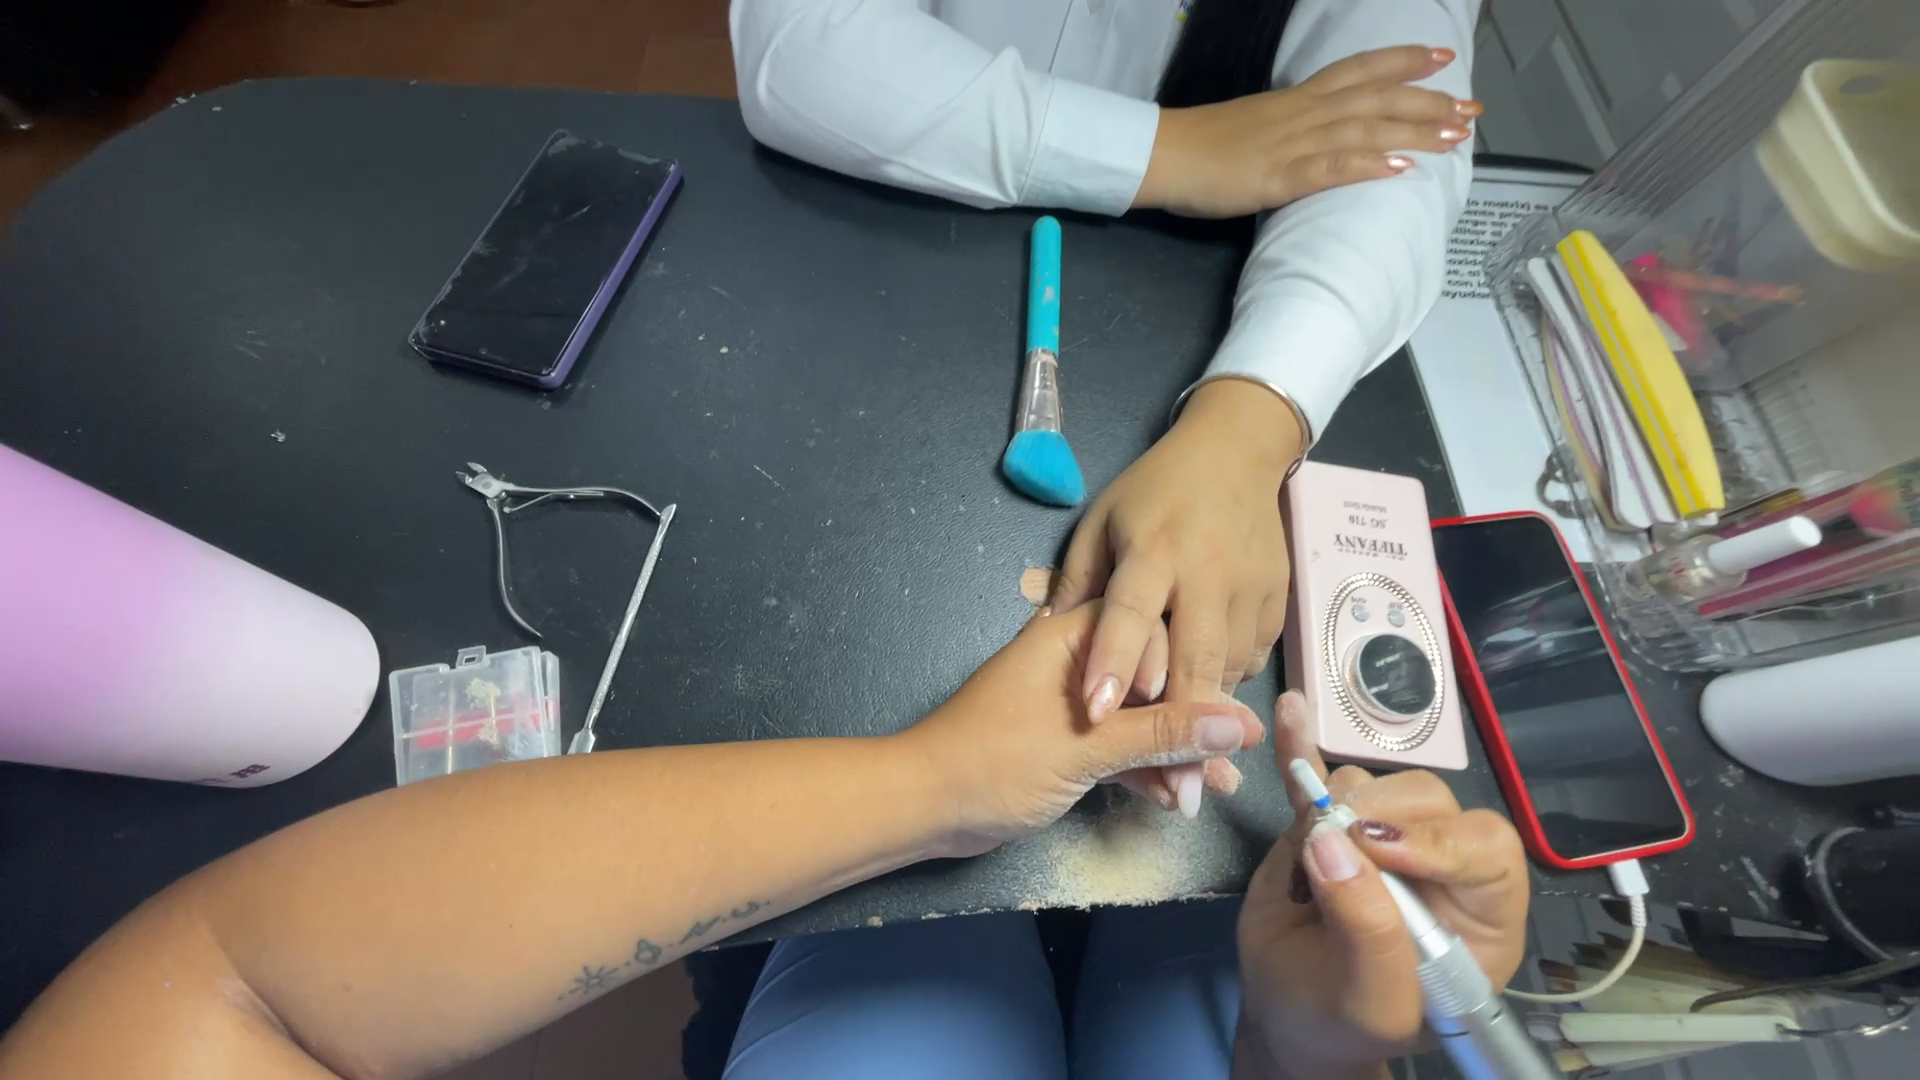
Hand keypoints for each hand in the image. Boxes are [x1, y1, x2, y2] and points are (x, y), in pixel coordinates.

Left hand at [899, 603, 1264, 857]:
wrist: (928, 805)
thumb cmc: (1000, 759)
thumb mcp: (1086, 745)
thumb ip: (1163, 733)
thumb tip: (1241, 724)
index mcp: (1071, 636)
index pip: (1148, 628)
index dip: (1183, 671)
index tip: (1206, 718)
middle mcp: (1076, 661)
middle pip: (1150, 679)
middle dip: (1188, 724)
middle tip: (1226, 765)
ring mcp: (1073, 703)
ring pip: (1138, 718)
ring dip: (1172, 754)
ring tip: (1214, 791)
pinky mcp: (1069, 741)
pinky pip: (1118, 746)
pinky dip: (1144, 770)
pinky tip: (1177, 800)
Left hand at [1051, 378, 1300, 811]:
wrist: (1236, 452)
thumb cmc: (1153, 490)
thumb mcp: (1101, 523)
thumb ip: (1079, 580)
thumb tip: (1050, 634)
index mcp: (1150, 549)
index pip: (1128, 612)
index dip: (1113, 662)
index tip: (1096, 711)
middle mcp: (1204, 571)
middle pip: (1193, 658)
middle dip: (1182, 726)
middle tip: (1179, 791)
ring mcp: (1250, 587)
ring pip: (1228, 670)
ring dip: (1211, 722)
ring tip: (1201, 777)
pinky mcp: (1279, 600)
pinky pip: (1251, 660)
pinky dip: (1230, 688)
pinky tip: (1212, 709)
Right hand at [1135, 45, 1478, 218]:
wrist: (1165, 155)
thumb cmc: (1199, 148)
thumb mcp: (1250, 130)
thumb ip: (1283, 134)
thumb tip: (1305, 146)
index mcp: (1294, 102)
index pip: (1358, 73)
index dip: (1402, 64)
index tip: (1442, 60)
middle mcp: (1302, 115)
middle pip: (1375, 101)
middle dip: (1427, 103)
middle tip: (1470, 111)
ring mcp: (1292, 144)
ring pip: (1364, 130)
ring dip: (1413, 131)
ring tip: (1454, 136)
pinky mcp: (1276, 177)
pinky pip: (1328, 168)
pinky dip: (1366, 166)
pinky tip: (1399, 168)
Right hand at [1235, 693, 1529, 1076]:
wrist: (1287, 1011)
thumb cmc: (1341, 1022)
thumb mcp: (1372, 1002)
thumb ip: (1368, 930)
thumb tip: (1331, 839)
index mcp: (1478, 917)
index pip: (1487, 850)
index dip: (1438, 838)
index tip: (1375, 848)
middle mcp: (1436, 867)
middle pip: (1427, 802)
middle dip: (1373, 815)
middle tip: (1321, 846)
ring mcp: (1375, 839)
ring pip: (1368, 785)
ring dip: (1326, 806)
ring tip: (1297, 869)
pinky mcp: (1322, 823)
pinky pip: (1316, 776)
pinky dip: (1300, 747)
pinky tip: (1291, 715)